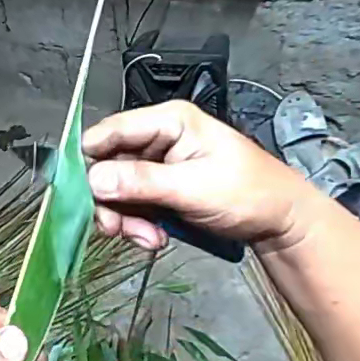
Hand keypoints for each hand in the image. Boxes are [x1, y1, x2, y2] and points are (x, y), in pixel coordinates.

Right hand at [83, 100, 317, 251]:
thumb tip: (93, 180)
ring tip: (147, 239)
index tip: (78, 196)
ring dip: (124, 218)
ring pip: (115, 188)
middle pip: (108, 164)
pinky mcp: (159, 187)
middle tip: (114, 230)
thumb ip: (141, 182)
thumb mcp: (193, 187)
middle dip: (109, 200)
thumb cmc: (248, 192)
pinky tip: (154, 239)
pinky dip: (136, 224)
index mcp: (168, 121)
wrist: (281, 221)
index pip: (111, 132)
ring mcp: (157, 163)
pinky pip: (131, 204)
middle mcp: (157, 137)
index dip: (88, 161)